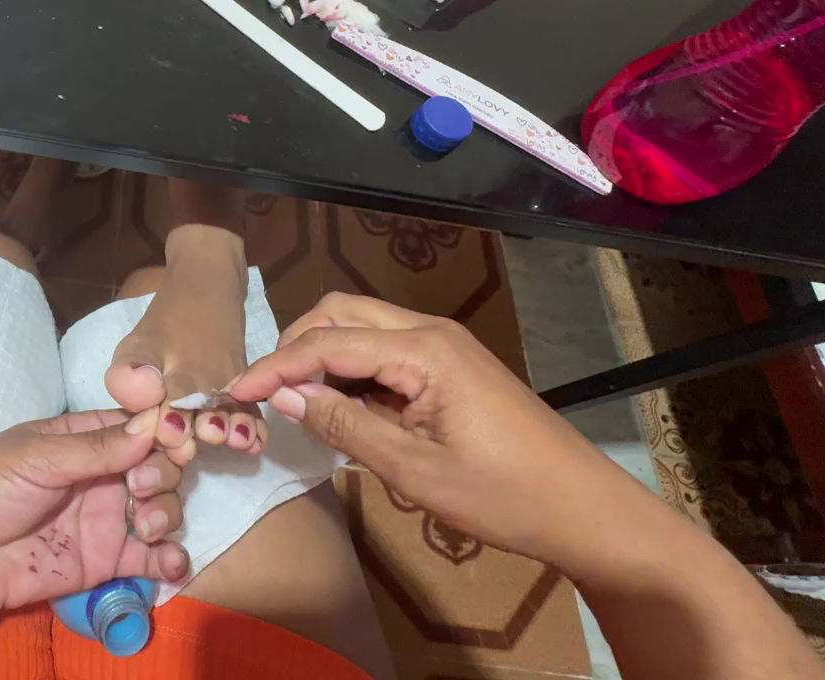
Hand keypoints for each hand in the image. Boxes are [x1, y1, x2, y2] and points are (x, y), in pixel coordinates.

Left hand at [0, 408, 191, 619]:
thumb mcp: (37, 457)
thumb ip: (96, 447)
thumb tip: (152, 424)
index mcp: (83, 438)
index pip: (136, 426)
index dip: (163, 430)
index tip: (178, 438)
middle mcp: (101, 474)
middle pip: (157, 465)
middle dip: (163, 473)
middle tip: (140, 487)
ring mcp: (106, 518)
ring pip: (160, 507)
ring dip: (167, 512)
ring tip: (146, 526)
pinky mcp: (106, 562)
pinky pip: (150, 558)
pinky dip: (170, 560)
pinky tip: (172, 564)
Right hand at [227, 293, 668, 575]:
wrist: (590, 512)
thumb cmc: (505, 497)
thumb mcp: (415, 471)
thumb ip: (345, 426)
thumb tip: (285, 396)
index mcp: (422, 350)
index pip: (326, 343)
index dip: (275, 366)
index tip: (234, 390)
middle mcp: (428, 330)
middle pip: (339, 312)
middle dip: (295, 344)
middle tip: (268, 389)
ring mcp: (441, 341)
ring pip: (358, 323)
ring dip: (321, 351)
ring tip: (299, 397)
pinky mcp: (448, 359)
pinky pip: (382, 345)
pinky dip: (350, 364)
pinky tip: (342, 401)